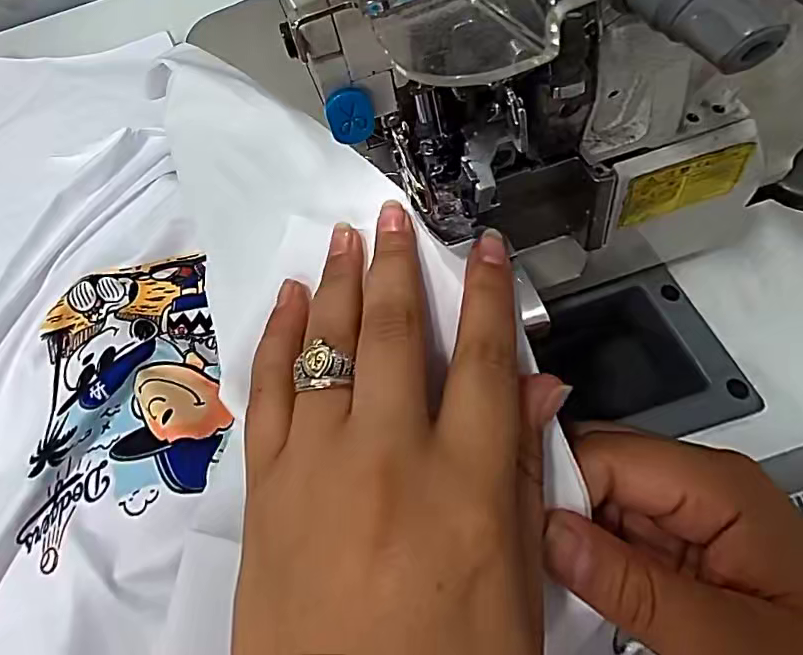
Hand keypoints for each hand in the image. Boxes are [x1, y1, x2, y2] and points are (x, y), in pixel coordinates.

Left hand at [234, 202, 569, 654]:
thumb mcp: (515, 588)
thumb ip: (523, 476)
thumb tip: (535, 385)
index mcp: (463, 486)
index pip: (480, 360)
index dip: (487, 294)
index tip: (484, 247)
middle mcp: (387, 456)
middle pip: (393, 331)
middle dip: (397, 262)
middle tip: (392, 216)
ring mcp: (318, 463)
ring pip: (328, 344)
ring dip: (339, 281)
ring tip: (346, 235)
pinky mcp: (267, 481)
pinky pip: (271, 387)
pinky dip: (280, 334)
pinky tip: (293, 297)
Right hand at [544, 431, 802, 654]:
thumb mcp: (735, 645)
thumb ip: (637, 587)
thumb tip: (553, 533)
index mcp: (720, 483)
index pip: (602, 451)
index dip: (555, 486)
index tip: (523, 530)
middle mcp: (702, 485)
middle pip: (596, 465)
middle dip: (557, 506)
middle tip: (527, 556)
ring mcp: (692, 516)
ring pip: (599, 500)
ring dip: (570, 536)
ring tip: (547, 578)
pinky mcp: (686, 549)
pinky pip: (617, 534)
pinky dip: (591, 559)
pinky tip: (578, 587)